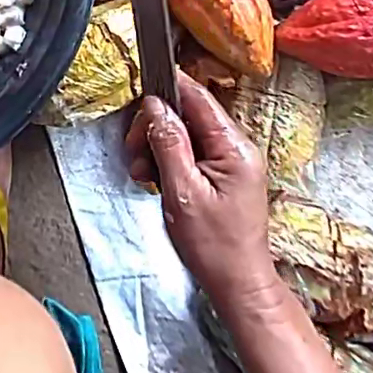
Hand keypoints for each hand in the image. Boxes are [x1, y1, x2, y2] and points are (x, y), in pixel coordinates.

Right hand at [125, 71, 277, 306]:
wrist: (237, 284)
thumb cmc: (214, 244)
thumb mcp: (182, 191)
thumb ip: (168, 142)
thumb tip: (154, 104)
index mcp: (234, 148)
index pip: (198, 98)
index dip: (167, 88)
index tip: (139, 88)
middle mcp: (236, 148)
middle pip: (186, 113)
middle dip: (154, 126)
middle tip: (135, 151)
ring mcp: (230, 160)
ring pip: (182, 131)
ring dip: (155, 144)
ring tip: (142, 170)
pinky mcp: (221, 172)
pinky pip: (187, 149)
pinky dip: (165, 158)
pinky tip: (153, 176)